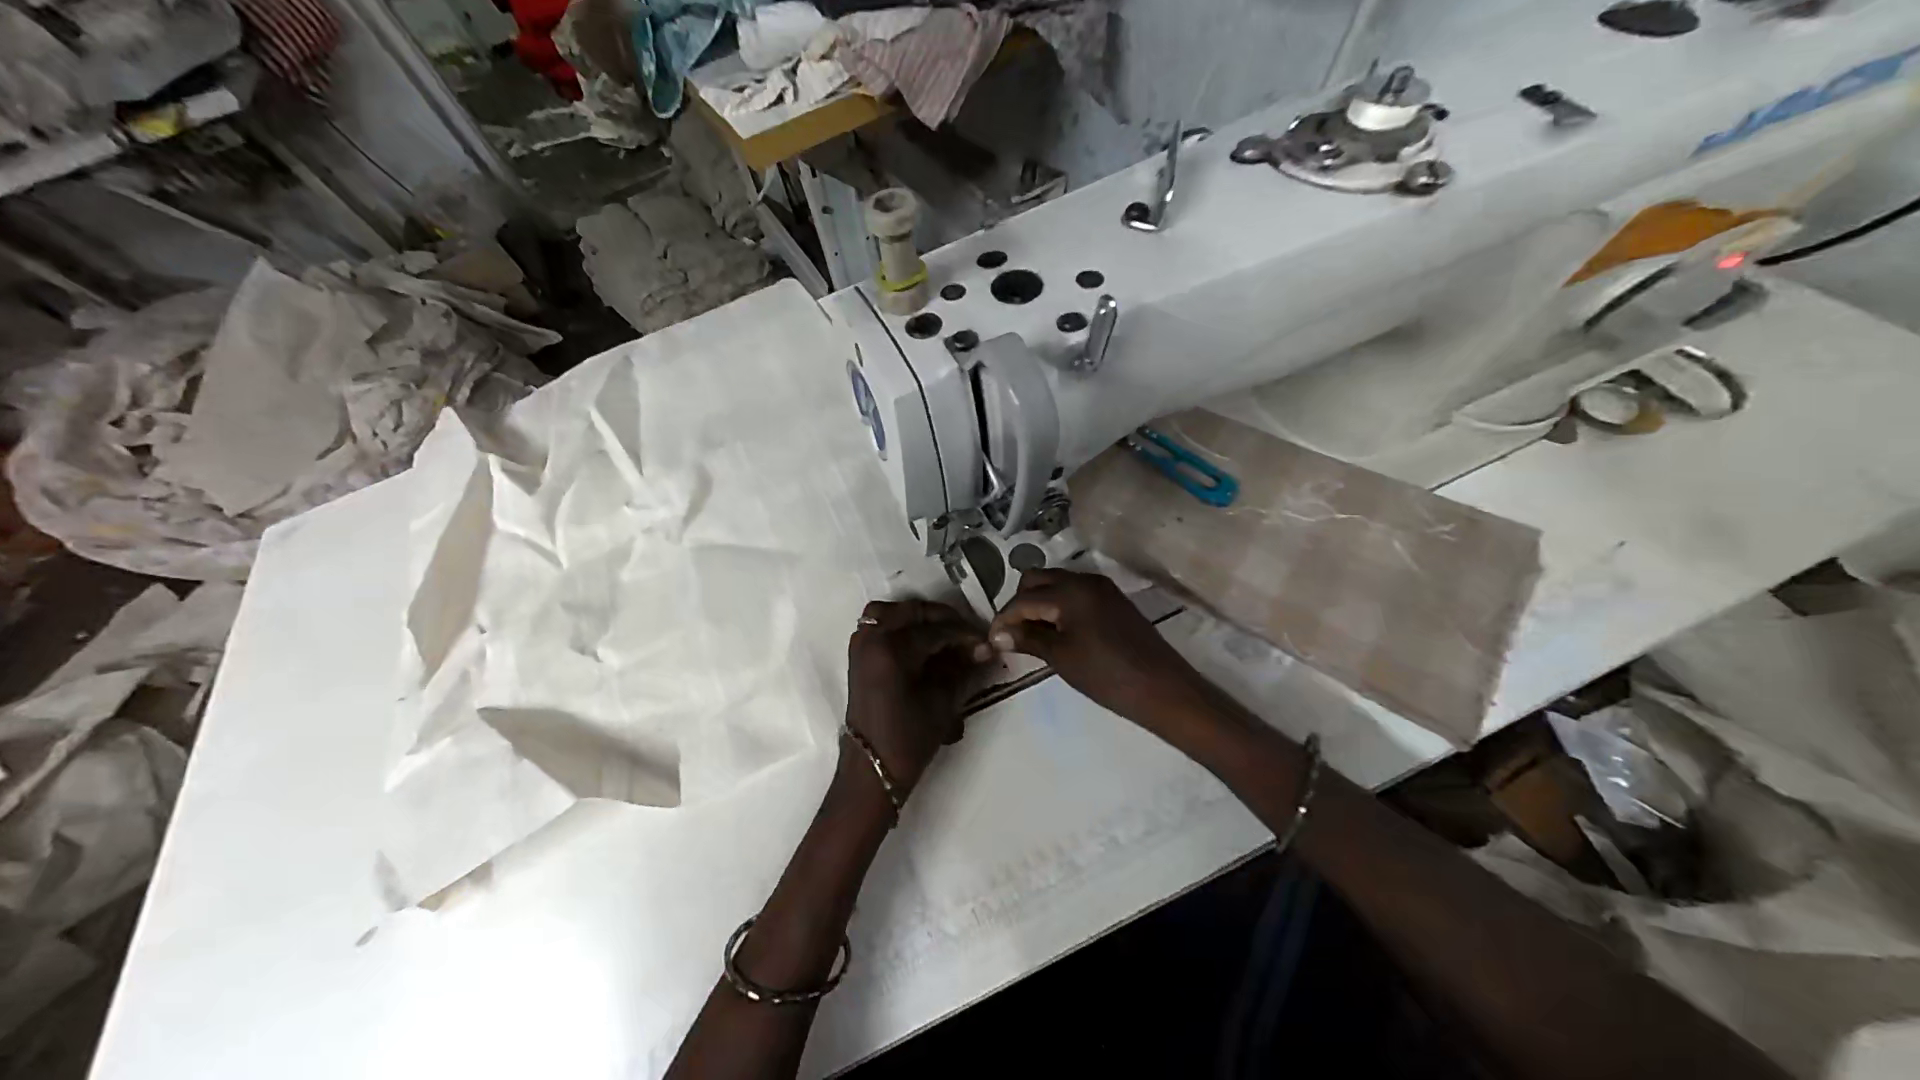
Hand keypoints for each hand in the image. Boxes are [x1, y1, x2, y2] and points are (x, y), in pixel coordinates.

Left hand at [844, 599, 989, 795]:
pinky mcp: (858, 657)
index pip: (936, 630)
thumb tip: (983, 648)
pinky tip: (922, 643)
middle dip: (942, 620)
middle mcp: (872, 640)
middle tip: (966, 635)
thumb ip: (962, 669)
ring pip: (891, 613)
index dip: (965, 634)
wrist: (871, 768)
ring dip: (918, 618)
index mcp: (892, 650)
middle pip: (912, 612)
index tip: (985, 641)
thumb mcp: (942, 703)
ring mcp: (861, 647)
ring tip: (943, 634)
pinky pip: (879, 626)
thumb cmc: (909, 739)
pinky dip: (900, 626)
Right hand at [987, 569, 1208, 727]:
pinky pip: (1074, 593)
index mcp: (1069, 590)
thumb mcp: (1061, 657)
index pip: (1023, 598)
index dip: (1003, 619)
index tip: (992, 641)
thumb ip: (1028, 639)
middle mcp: (1084, 579)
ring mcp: (1101, 588)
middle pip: (1037, 579)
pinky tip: (1056, 631)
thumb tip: (998, 635)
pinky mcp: (1112, 600)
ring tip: (1031, 635)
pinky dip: (1058, 606)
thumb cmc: (1106, 674)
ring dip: (1038, 603)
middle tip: (1012, 635)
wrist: (1162, 688)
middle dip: (1019, 603)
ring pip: (1056, 584)